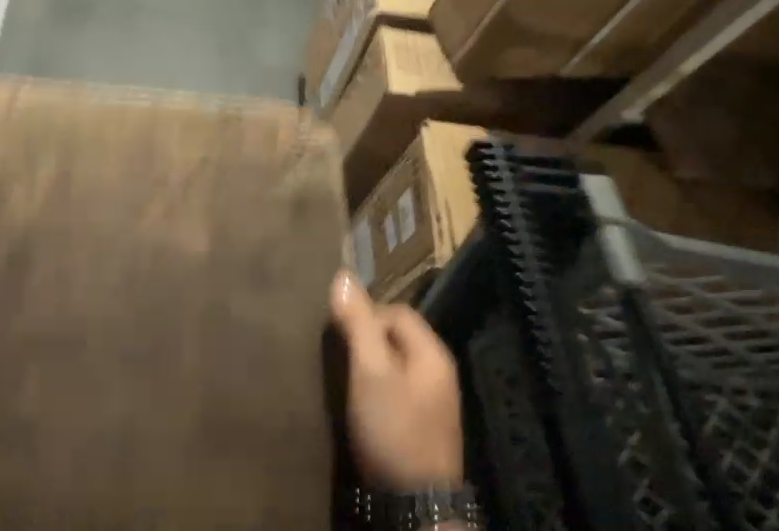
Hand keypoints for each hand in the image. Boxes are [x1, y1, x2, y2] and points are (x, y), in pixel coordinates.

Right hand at [330, 270, 463, 491]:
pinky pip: (398, 389)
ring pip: (396, 364)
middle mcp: (440, 372)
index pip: (397, 311)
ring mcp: (435, 402)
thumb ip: (358, 323)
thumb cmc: (393, 428)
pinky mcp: (424, 425)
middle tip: (338, 354)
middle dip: (366, 338)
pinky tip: (361, 402)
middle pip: (397, 336)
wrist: (415, 501)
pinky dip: (377, 388)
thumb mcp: (369, 370)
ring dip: (370, 364)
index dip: (366, 314)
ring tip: (345, 376)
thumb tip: (343, 276)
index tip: (339, 334)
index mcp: (433, 353)